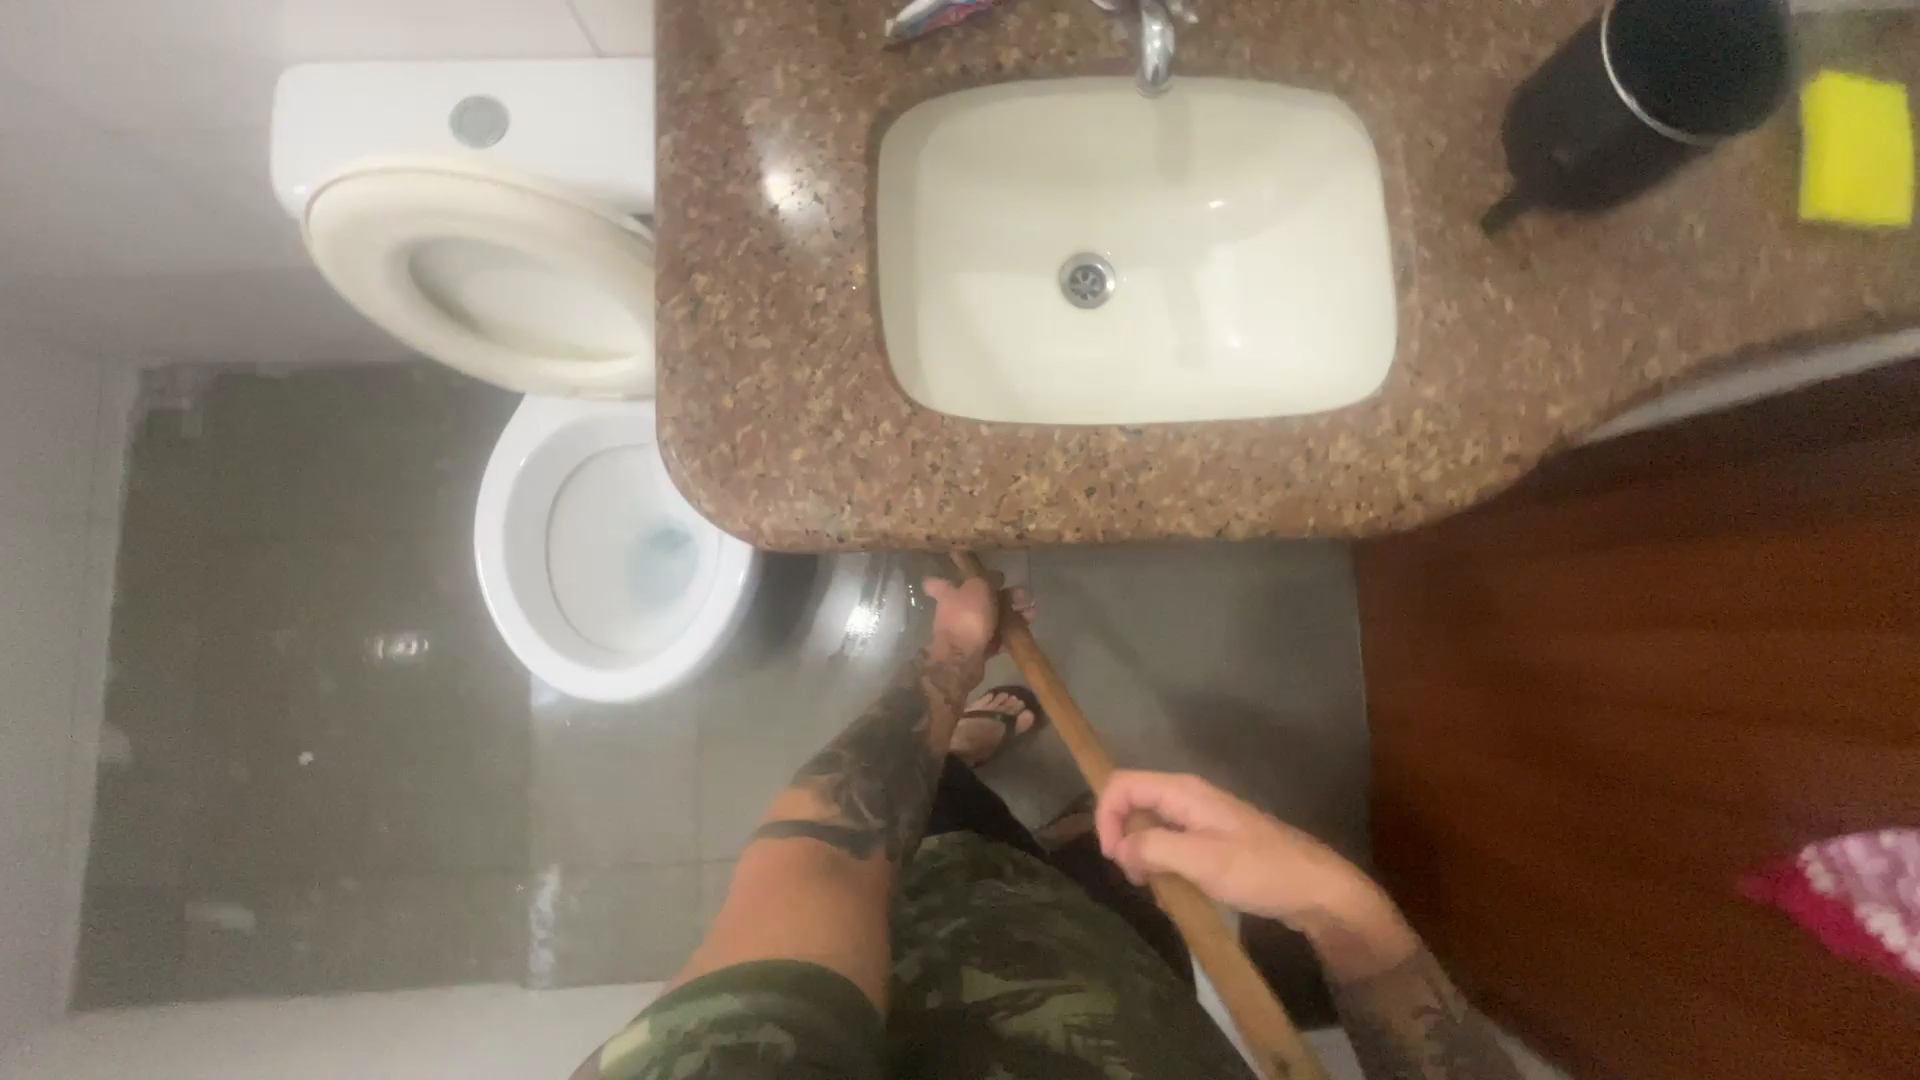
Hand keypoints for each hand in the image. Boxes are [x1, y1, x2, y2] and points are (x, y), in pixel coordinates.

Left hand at [923, 576, 1032, 658]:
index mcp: (948, 593)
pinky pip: (999, 634)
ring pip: (993, 615)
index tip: (963, 572)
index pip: (936, 582)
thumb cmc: (967, 616)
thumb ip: (987, 578)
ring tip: (1031, 610)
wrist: (963, 658)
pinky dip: (1013, 629)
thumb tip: (996, 576)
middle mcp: (955, 611)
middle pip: (981, 597)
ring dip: (1013, 610)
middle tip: (1023, 594)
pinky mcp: (981, 647)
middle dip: (1005, 594)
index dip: (947, 577)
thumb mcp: (978, 586)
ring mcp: (968, 630)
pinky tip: (1029, 624)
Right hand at [1095, 770, 1395, 939]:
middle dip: (1122, 836)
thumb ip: (1153, 848)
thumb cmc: (1259, 871)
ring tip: (1154, 887)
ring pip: (1150, 824)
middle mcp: (1186, 796)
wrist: (1318, 890)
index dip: (1106, 816)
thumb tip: (1118, 848)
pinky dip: (1162, 862)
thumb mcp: (1201, 861)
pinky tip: (1174, 889)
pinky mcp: (1210, 839)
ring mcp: (1199, 818)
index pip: (1122, 785)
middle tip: (1134, 877)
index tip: (1113, 857)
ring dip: (1142, 853)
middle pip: (1133, 802)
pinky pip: (1170, 842)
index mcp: (1182, 792)